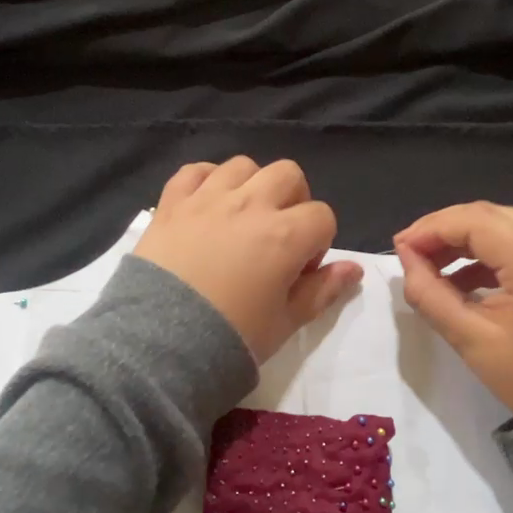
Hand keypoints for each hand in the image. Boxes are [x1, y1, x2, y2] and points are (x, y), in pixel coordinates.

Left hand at [134, 157, 360, 362]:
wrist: (158, 345)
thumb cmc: (230, 339)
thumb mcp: (285, 323)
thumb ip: (322, 291)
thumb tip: (353, 269)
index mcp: (284, 235)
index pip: (322, 216)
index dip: (318, 242)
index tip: (300, 270)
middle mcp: (249, 205)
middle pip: (288, 174)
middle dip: (293, 200)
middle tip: (277, 235)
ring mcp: (207, 199)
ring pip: (242, 166)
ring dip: (251, 186)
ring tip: (241, 218)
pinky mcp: (172, 203)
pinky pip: (194, 171)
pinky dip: (205, 180)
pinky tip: (205, 204)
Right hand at [395, 202, 512, 421]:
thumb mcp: (475, 343)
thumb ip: (432, 295)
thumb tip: (406, 258)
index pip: (476, 220)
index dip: (431, 228)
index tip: (400, 249)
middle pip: (491, 215)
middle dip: (446, 228)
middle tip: (411, 254)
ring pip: (508, 223)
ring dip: (467, 237)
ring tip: (434, 265)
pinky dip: (493, 249)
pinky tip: (468, 276)